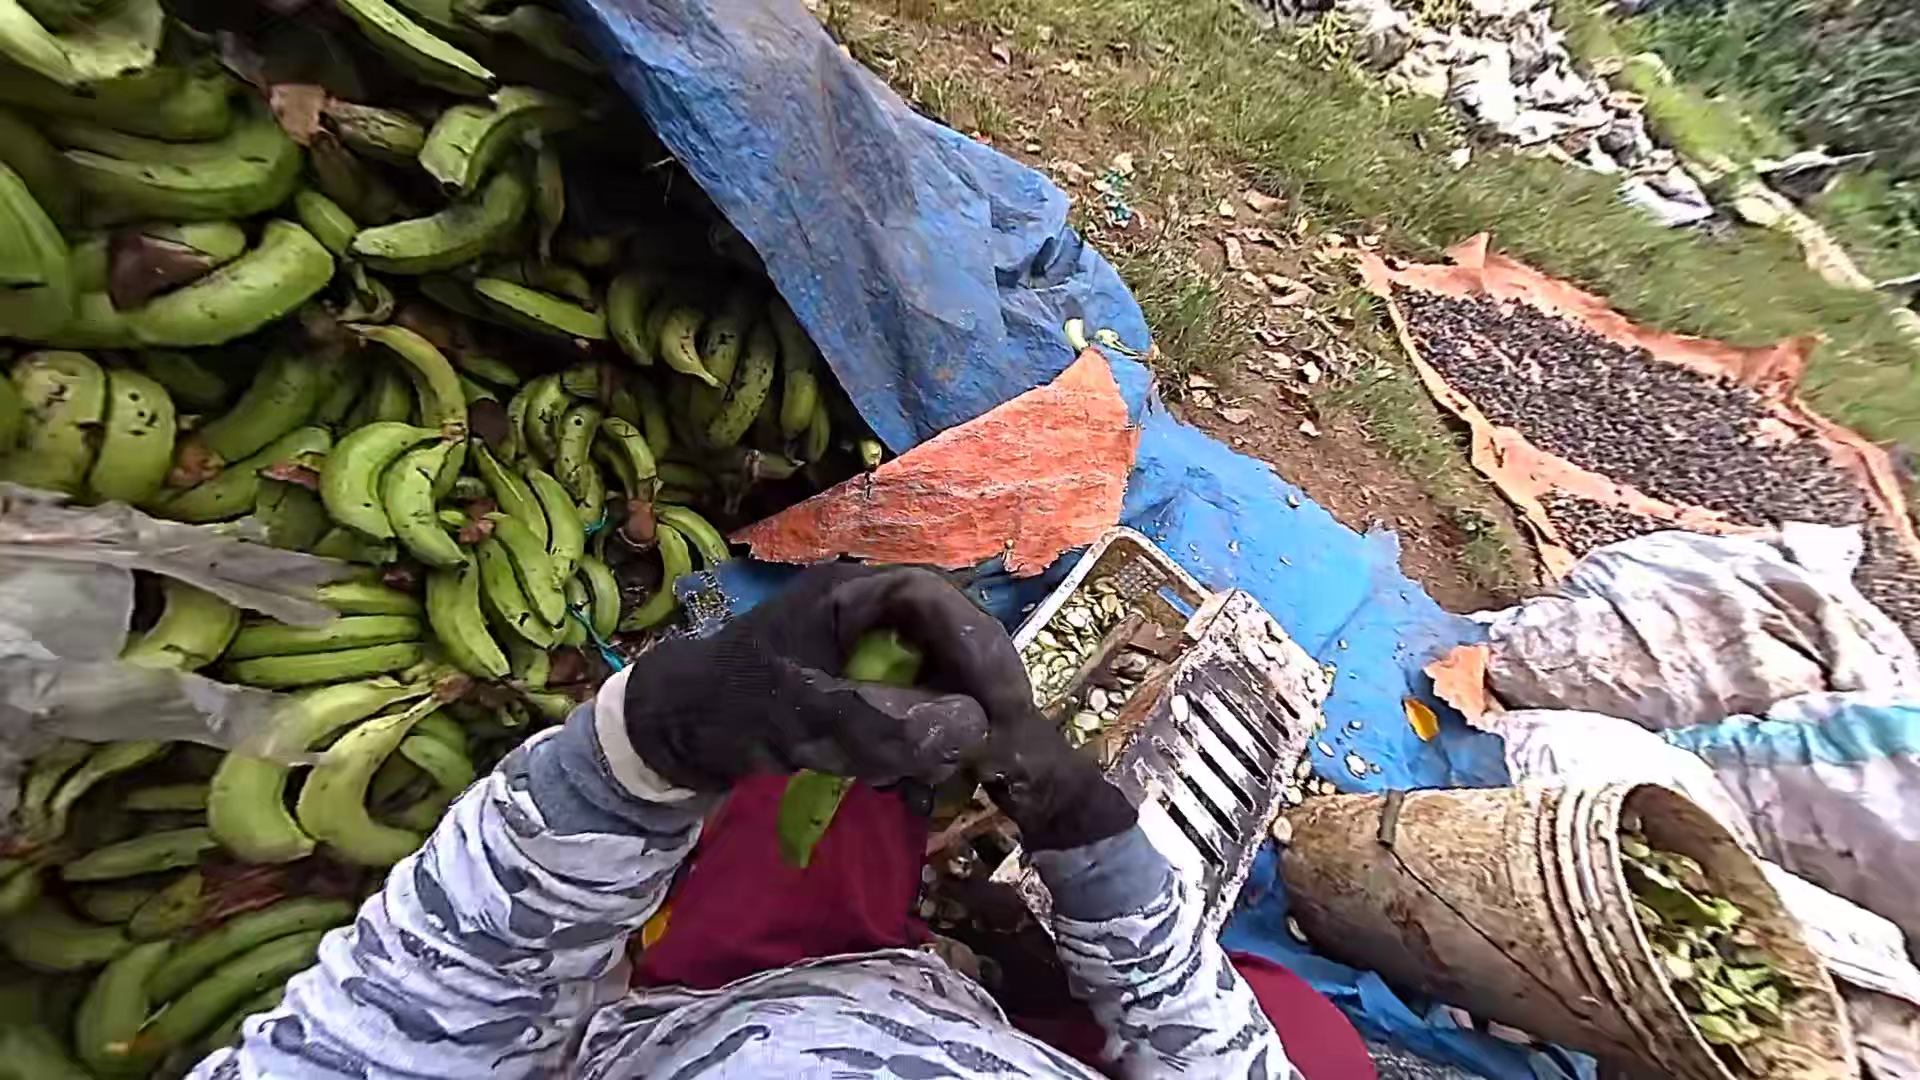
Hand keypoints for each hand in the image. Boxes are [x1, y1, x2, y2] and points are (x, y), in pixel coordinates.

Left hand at [700, 562, 1133, 851]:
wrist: (679, 724)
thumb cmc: (733, 708)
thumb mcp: (805, 717)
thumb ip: (887, 722)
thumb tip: (974, 727)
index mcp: (851, 592)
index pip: (934, 598)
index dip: (979, 645)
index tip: (1005, 704)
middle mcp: (870, 604)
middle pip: (948, 629)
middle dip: (976, 684)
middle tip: (999, 738)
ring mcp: (869, 637)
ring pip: (939, 664)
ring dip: (954, 711)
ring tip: (957, 759)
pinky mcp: (867, 669)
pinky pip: (917, 690)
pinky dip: (926, 728)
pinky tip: (918, 767)